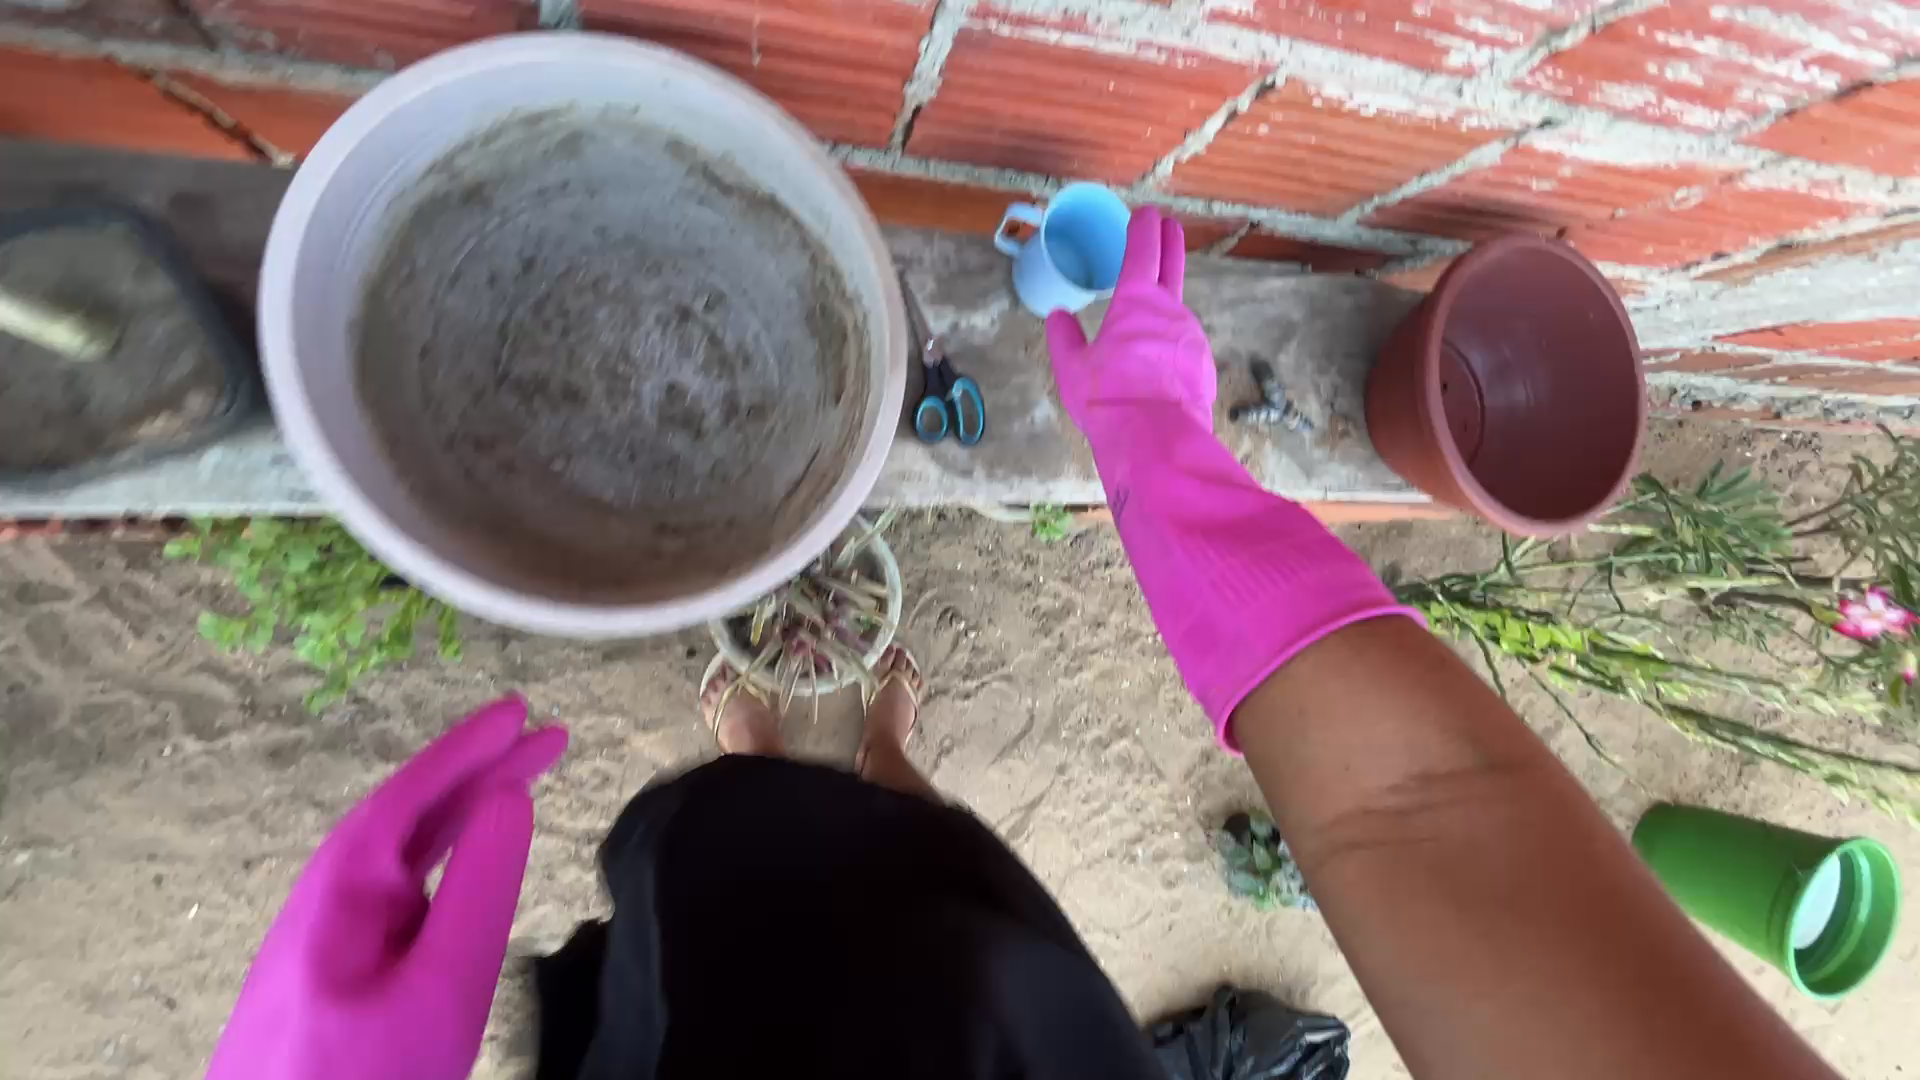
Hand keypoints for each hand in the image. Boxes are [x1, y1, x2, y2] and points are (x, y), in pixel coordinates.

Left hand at [207, 698, 567, 1079]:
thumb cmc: (373, 1078)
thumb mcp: (444, 981)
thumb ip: (482, 882)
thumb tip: (510, 795)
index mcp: (339, 895)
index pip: (409, 796)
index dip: (465, 747)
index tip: (520, 709)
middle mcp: (327, 904)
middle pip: (411, 815)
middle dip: (481, 768)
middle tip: (549, 735)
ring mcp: (330, 941)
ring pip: (408, 850)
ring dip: (469, 805)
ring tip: (528, 772)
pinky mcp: (343, 972)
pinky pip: (407, 887)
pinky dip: (452, 849)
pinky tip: (476, 848)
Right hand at [1044, 207, 1215, 432]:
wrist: (1156, 441)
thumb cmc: (1108, 399)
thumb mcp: (1072, 370)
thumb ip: (1063, 339)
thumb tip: (1058, 317)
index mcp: (1136, 302)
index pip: (1142, 250)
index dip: (1142, 228)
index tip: (1144, 214)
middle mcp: (1170, 311)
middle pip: (1172, 266)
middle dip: (1169, 242)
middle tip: (1168, 227)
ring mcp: (1192, 337)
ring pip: (1175, 313)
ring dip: (1163, 307)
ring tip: (1147, 318)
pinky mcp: (1202, 365)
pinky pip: (1182, 347)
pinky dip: (1169, 346)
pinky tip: (1157, 365)